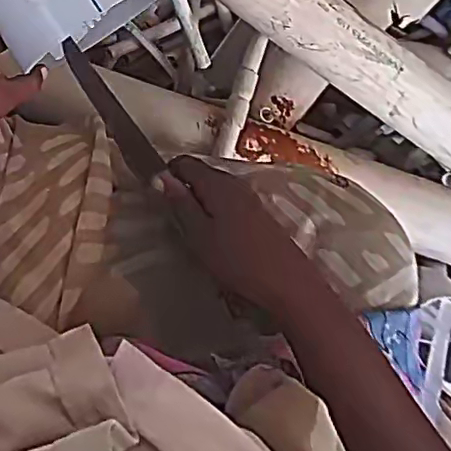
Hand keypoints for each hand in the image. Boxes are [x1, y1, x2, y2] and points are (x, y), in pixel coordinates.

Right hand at [156, 154, 330, 316]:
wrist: (291, 288)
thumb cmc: (239, 261)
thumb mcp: (198, 234)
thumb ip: (180, 203)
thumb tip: (162, 177)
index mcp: (217, 183)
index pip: (184, 162)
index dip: (167, 175)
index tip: (160, 197)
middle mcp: (235, 184)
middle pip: (201, 174)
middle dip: (185, 191)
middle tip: (177, 220)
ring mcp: (251, 199)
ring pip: (216, 191)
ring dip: (202, 205)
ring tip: (197, 233)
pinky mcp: (261, 216)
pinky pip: (230, 204)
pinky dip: (218, 215)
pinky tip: (220, 240)